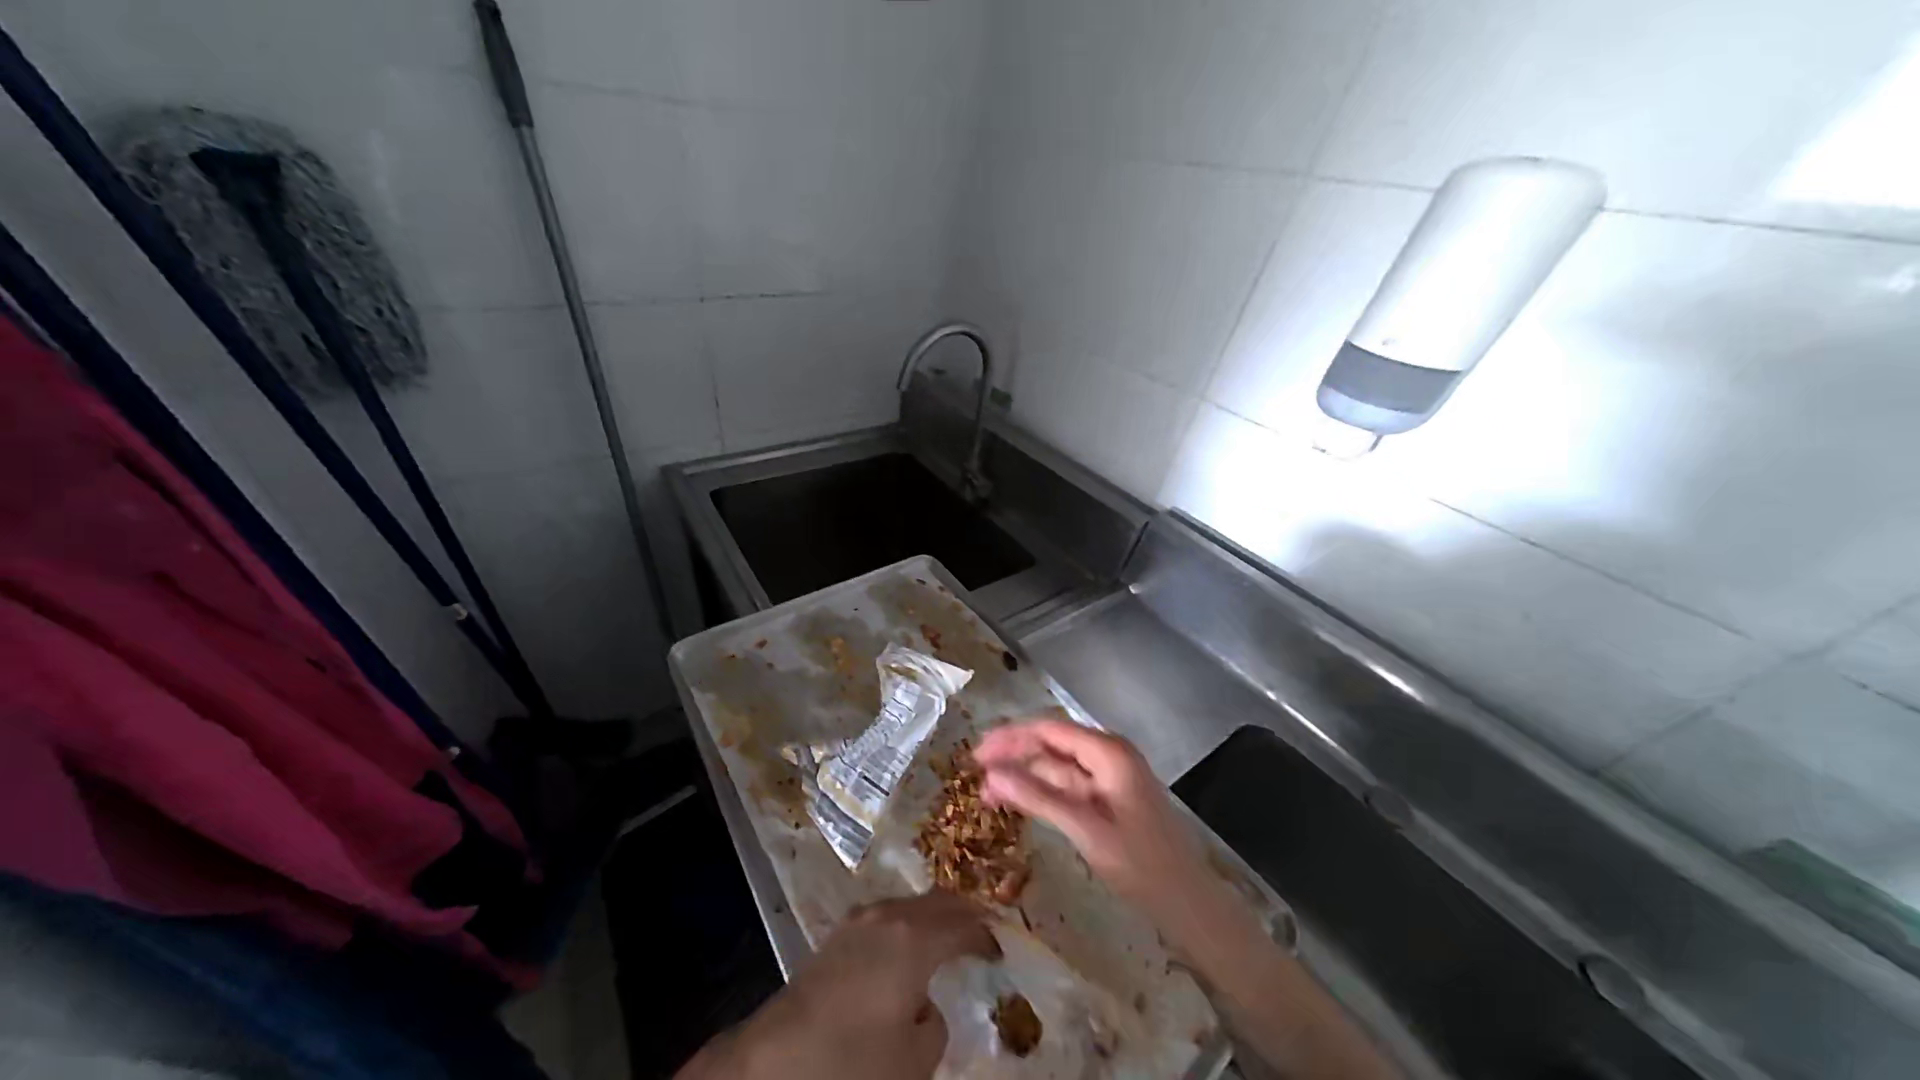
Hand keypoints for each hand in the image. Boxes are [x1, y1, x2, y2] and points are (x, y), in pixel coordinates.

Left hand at [676, 892, 997, 1079]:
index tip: (1001, 948)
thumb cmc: (853, 1058)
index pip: (964, 925)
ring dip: (933, 914)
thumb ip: (934, 1025)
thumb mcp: (914, 1059)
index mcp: (915, 938)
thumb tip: (925, 1006)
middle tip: (985, 926)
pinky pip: (886, 916)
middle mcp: (889, 916)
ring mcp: (859, 921)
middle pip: (937, 901)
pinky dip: (908, 923)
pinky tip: (908, 945)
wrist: (774, 1060)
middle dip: (964, 911)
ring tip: (950, 932)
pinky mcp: (837, 936)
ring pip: (909, 904)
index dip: (986, 935)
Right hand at [972, 719, 1209, 922]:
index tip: (976, 753)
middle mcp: (1108, 755)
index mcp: (1108, 752)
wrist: (1188, 902)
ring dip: (1023, 776)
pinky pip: (1067, 785)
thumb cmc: (1142, 864)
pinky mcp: (1107, 798)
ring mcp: (1108, 777)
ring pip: (1056, 766)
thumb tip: (992, 774)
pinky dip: (1041, 792)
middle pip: (1051, 744)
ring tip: (988, 794)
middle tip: (976, 772)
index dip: (1010, 738)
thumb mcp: (1086, 829)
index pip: (1049, 730)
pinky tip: (1017, 802)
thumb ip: (1039, 798)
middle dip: (1013, 756)